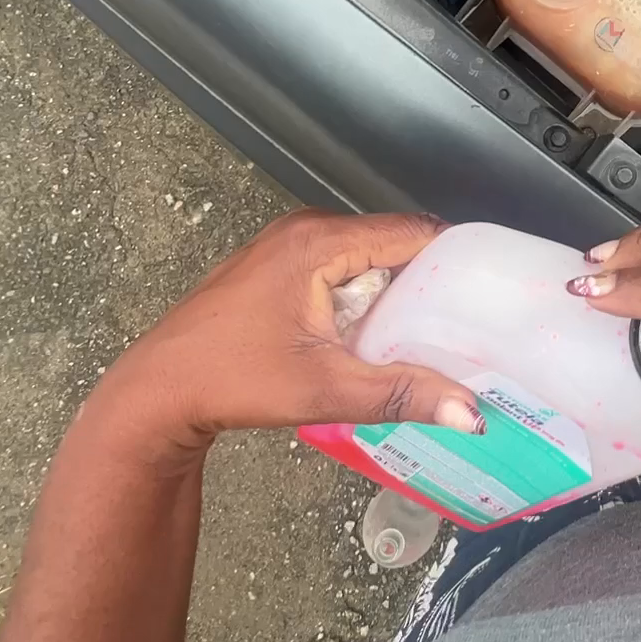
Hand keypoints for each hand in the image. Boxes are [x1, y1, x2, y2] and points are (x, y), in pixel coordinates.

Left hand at [82, 209, 483, 469]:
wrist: (154, 393)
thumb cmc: (233, 383)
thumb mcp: (325, 390)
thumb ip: (402, 394)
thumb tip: (470, 414)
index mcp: (320, 243)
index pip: (410, 231)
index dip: (453, 254)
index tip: (486, 283)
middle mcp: (307, 227)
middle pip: (392, 236)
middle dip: (430, 270)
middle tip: (467, 309)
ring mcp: (290, 239)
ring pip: (369, 247)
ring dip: (398, 278)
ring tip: (433, 317)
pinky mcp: (280, 257)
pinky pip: (344, 256)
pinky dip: (369, 281)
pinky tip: (379, 319)